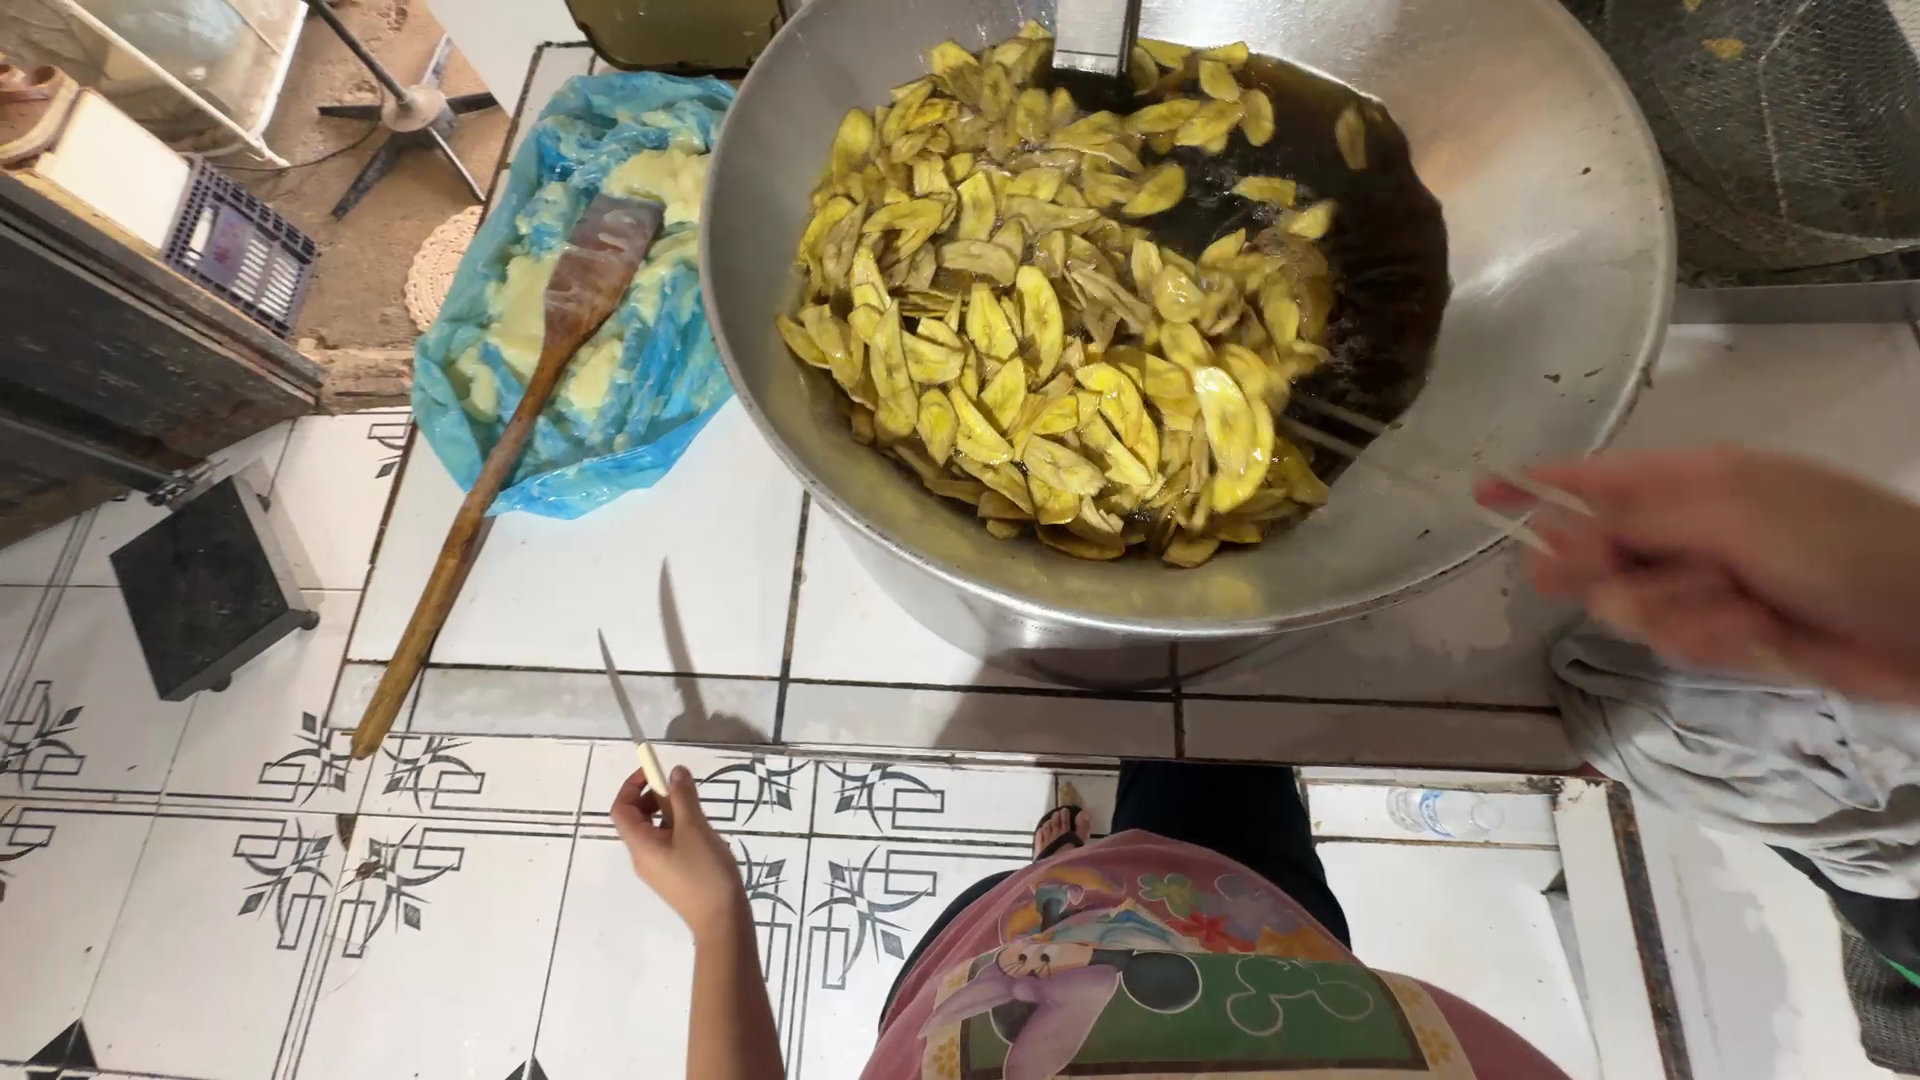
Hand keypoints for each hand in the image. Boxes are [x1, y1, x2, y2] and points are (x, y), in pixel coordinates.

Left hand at [609, 765, 746, 940]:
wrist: (721, 918)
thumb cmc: (704, 871)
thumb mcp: (695, 828)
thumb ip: (683, 797)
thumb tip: (674, 772)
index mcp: (641, 845)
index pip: (621, 809)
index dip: (632, 785)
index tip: (655, 770)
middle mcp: (642, 856)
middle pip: (634, 818)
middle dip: (651, 795)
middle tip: (679, 786)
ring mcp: (657, 866)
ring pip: (652, 829)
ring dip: (667, 810)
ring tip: (694, 805)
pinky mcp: (672, 873)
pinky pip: (665, 841)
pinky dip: (676, 825)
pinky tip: (701, 827)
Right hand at [1480, 446, 1919, 702]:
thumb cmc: (1843, 547)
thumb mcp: (1733, 513)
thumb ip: (1633, 518)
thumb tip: (1551, 531)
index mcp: (1683, 484)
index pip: (1584, 480)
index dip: (1529, 486)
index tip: (1480, 495)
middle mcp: (1677, 530)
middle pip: (1584, 549)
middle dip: (1598, 568)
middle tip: (1609, 575)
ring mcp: (1693, 581)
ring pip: (1616, 602)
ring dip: (1669, 610)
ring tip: (1732, 607)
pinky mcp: (1712, 630)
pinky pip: (1662, 638)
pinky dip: (1701, 639)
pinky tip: (1750, 632)